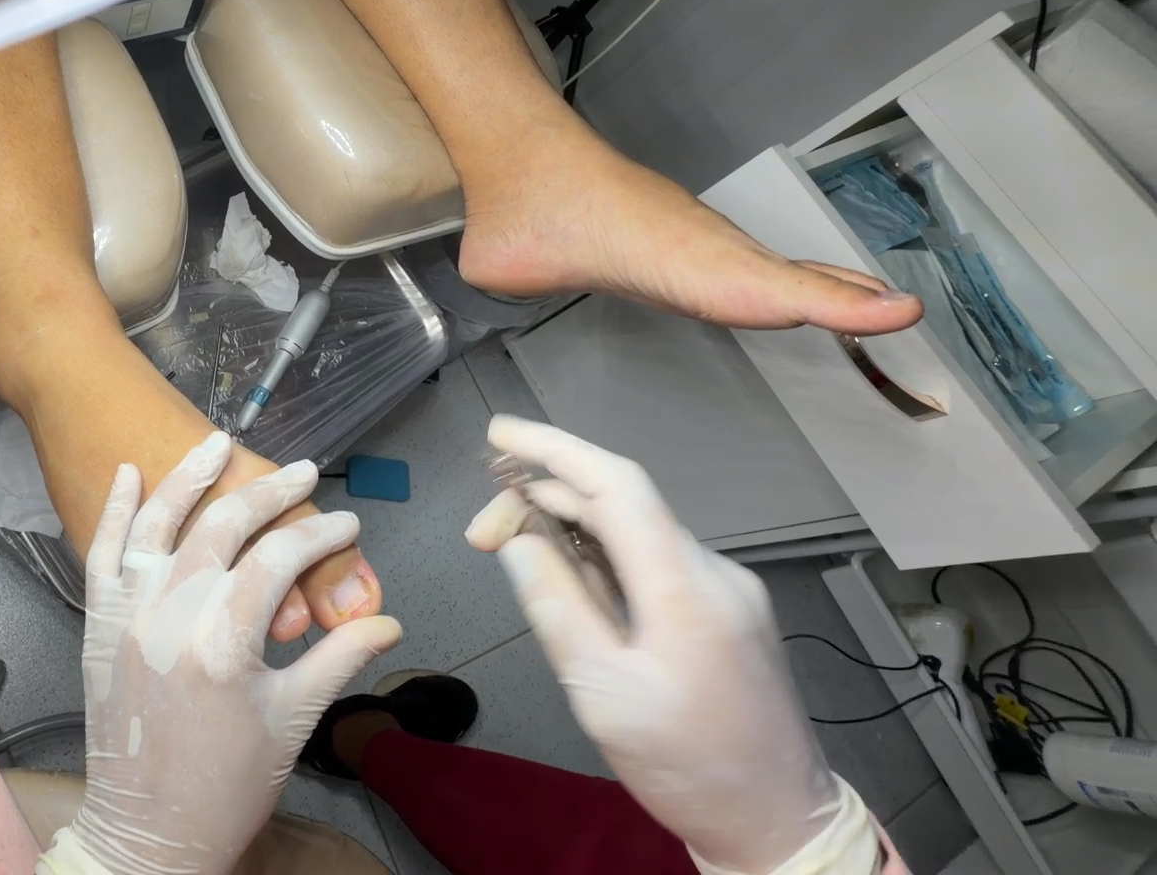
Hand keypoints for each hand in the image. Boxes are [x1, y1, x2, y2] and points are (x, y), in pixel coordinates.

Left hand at [37, 433, 401, 874]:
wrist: (147, 832)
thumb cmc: (228, 783)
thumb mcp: (294, 721)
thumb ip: (340, 658)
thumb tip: (390, 620)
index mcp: (224, 645)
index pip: (278, 561)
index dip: (321, 537)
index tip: (349, 525)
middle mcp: (170, 616)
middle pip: (223, 527)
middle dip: (270, 493)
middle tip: (305, 471)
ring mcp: (127, 613)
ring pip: (158, 524)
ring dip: (189, 477)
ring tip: (220, 441)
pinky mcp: (98, 620)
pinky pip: (102, 551)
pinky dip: (116, 509)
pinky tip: (131, 471)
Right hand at [469, 416, 877, 874]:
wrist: (780, 827)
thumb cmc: (686, 765)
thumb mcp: (602, 692)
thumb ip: (556, 606)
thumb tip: (517, 541)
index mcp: (686, 588)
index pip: (616, 485)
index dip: (553, 449)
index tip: (497, 433)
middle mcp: (710, 570)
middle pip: (613, 505)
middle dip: (537, 501)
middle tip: (479, 537)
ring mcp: (719, 586)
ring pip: (627, 529)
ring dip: (562, 527)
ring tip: (507, 549)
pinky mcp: (717, 605)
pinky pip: (644, 556)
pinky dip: (593, 551)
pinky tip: (563, 573)